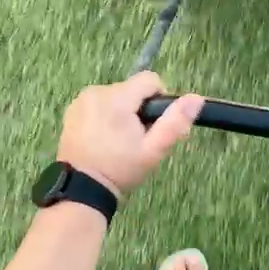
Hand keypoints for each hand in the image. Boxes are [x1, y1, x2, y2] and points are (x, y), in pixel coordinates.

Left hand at [57, 72, 204, 195]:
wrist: (82, 189)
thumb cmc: (120, 170)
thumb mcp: (153, 151)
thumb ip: (175, 122)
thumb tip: (196, 98)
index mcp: (117, 97)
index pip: (150, 80)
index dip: (159, 101)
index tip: (153, 126)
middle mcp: (96, 91)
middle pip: (131, 90)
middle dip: (138, 110)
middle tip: (137, 140)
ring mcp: (81, 101)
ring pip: (115, 97)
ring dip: (122, 113)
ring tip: (119, 142)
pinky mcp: (72, 111)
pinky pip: (98, 104)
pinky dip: (104, 116)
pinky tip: (103, 140)